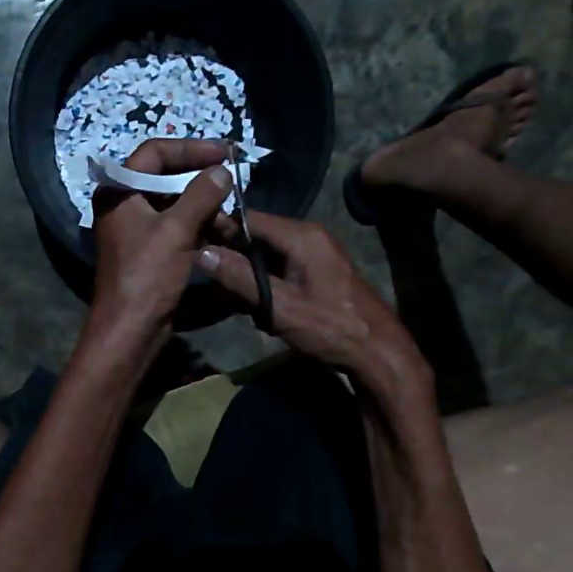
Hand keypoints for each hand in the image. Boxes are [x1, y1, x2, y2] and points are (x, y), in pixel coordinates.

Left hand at [89, 138, 234, 354]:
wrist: (130, 328)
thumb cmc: (147, 274)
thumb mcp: (177, 229)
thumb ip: (201, 194)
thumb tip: (222, 170)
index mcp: (119, 192)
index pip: (154, 153)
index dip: (190, 148)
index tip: (224, 152)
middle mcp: (123, 205)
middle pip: (165, 178)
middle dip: (201, 181)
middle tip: (232, 181)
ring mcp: (135, 229)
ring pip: (174, 205)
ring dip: (204, 208)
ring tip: (233, 217)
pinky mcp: (148, 250)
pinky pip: (175, 227)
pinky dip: (198, 227)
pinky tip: (223, 233)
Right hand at [199, 213, 432, 392]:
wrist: (378, 353)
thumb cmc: (329, 327)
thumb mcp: (278, 305)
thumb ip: (239, 277)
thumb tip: (201, 252)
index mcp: (301, 235)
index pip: (250, 218)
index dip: (220, 228)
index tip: (194, 243)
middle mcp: (309, 236)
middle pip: (257, 236)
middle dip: (234, 257)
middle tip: (212, 280)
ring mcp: (315, 254)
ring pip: (267, 255)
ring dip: (248, 276)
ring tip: (235, 300)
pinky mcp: (317, 272)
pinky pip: (280, 268)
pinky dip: (265, 284)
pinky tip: (258, 308)